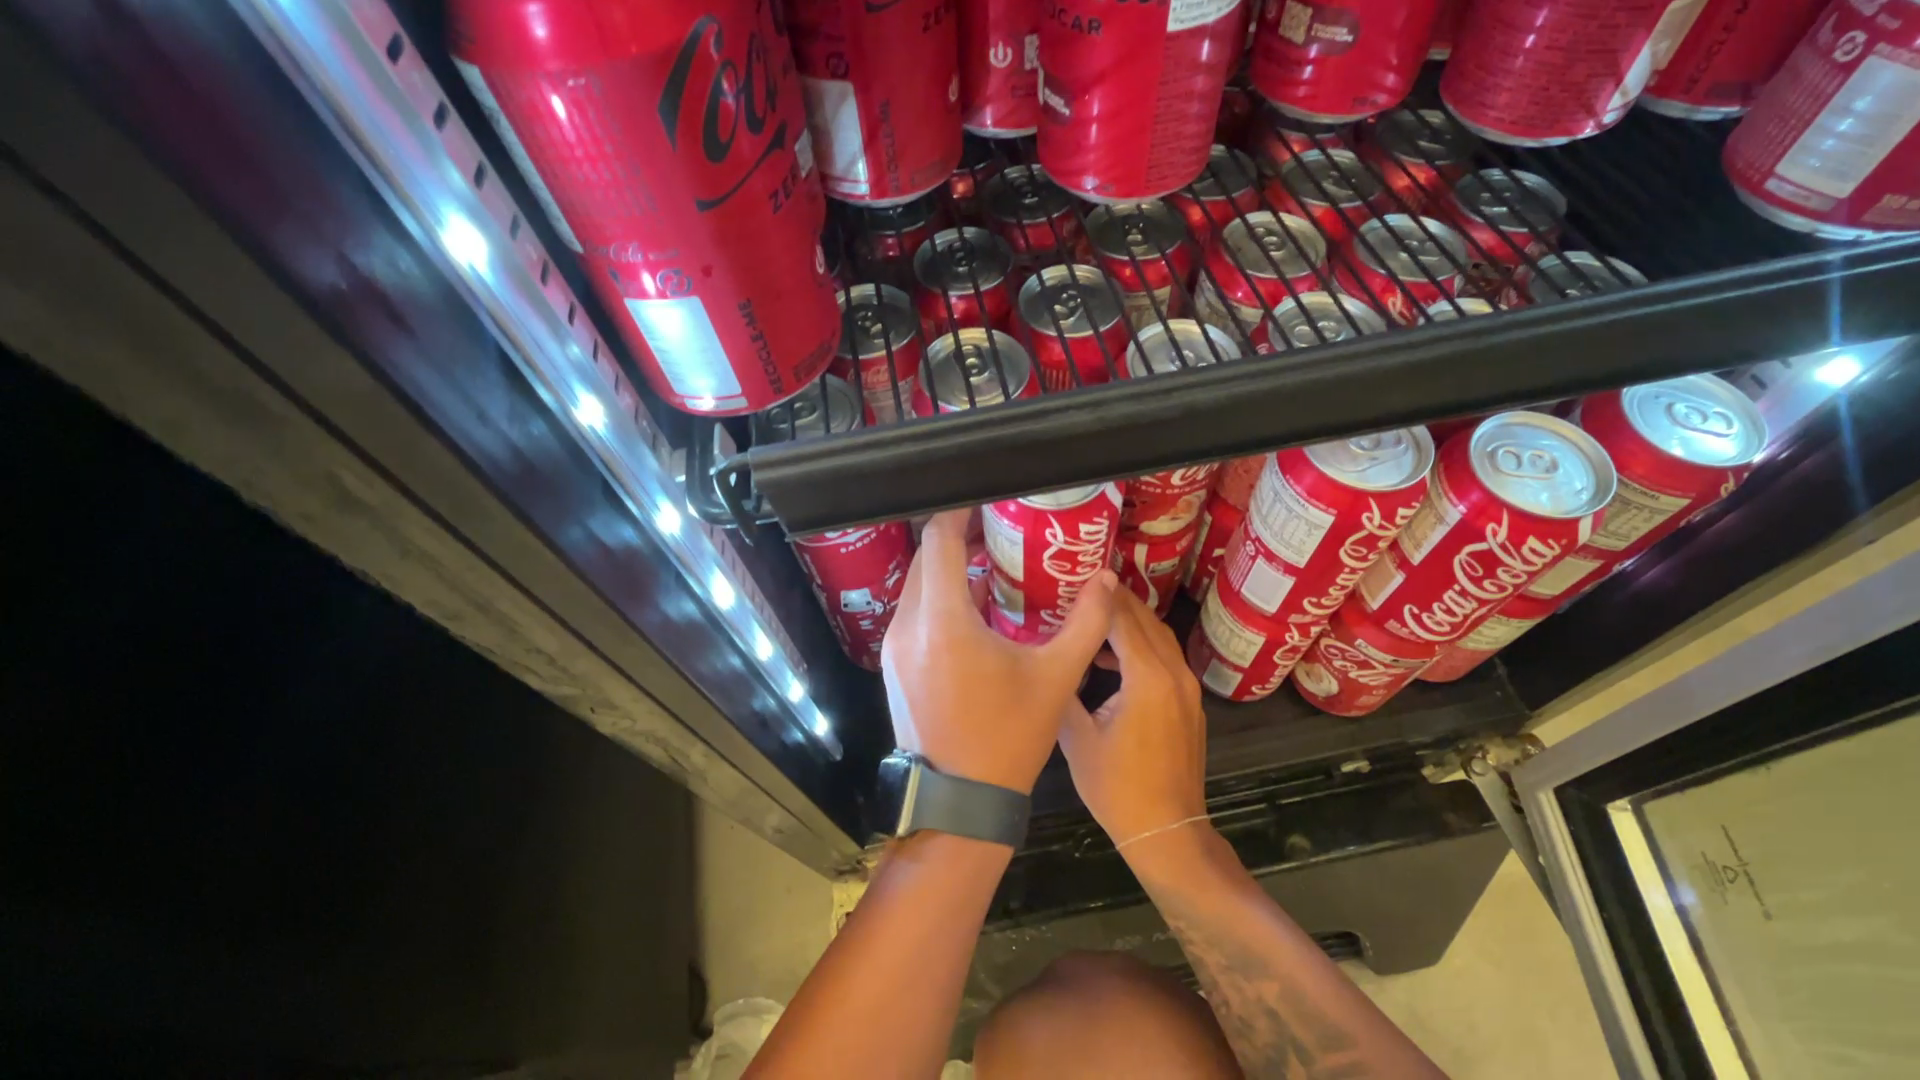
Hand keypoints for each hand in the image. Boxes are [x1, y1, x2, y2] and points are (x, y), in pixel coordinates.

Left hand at [882, 509, 1119, 793]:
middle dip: (958, 540)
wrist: (960, 801)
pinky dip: (938, 600)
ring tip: (992, 569)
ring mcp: (894, 649)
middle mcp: (908, 627)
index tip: (987, 501)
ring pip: (916, 588)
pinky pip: (913, 615)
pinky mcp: (892, 667)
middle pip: (925, 560)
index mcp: (943, 622)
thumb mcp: (1056, 677)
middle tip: (1000, 533)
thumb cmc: (1009, 738)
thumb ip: (1085, 622)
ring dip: (948, 572)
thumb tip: (1107, 579)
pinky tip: (973, 613)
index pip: (939, 540)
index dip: (960, 512)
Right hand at [1059, 589, 1208, 845]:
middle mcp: (1173, 673)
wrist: (1167, 830)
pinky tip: (1111, 657)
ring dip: (1130, 621)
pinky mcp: (1188, 703)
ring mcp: (1186, 688)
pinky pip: (1165, 658)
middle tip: (1080, 584)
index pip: (1122, 617)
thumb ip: (1064, 690)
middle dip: (1115, 599)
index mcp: (1147, 677)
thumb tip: (1050, 659)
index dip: (1099, 593)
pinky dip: (1141, 645)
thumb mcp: (1076, 738)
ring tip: (1091, 613)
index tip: (1074, 573)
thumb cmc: (1116, 787)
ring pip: (1159, 637)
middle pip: (1145, 620)